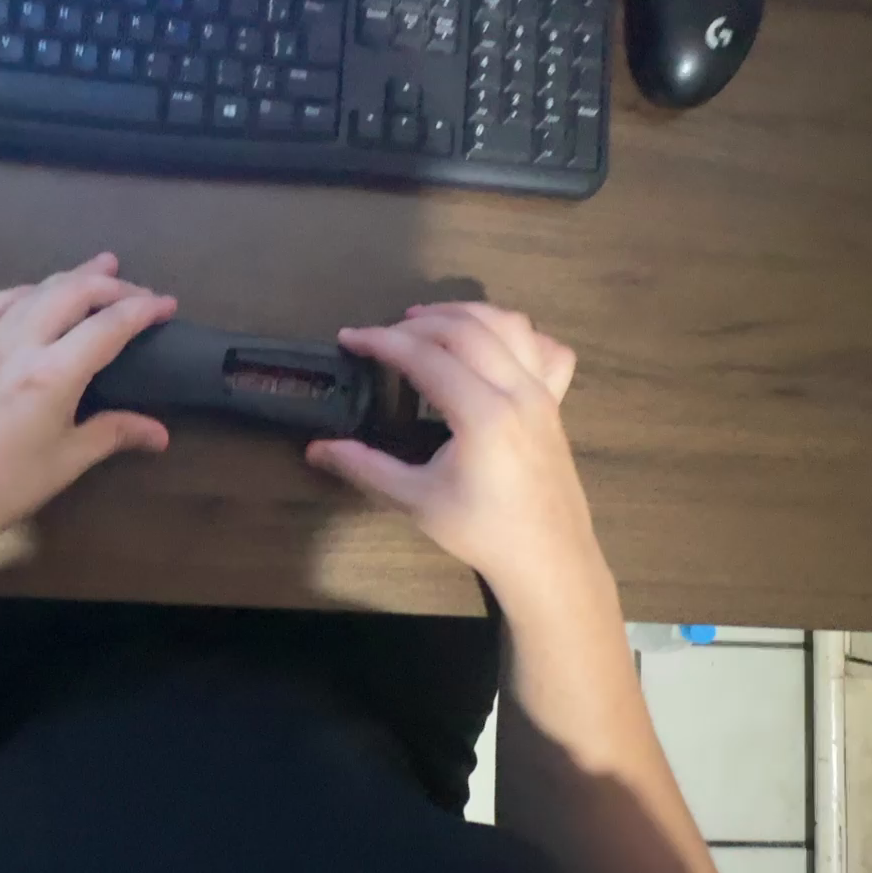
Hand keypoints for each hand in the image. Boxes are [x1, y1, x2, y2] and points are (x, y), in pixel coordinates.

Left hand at [0, 253, 176, 554]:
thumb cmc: (11, 483)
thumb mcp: (70, 460)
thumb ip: (115, 433)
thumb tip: (162, 435)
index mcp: (52, 374)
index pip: (107, 327)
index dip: (141, 310)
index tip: (167, 305)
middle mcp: (20, 346)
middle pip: (71, 293)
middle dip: (111, 286)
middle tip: (140, 291)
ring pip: (36, 292)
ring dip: (72, 277)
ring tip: (101, 267)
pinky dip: (23, 292)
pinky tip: (36, 293)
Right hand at [305, 302, 600, 599]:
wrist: (549, 558)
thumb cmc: (480, 530)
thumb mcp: (414, 500)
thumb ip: (364, 467)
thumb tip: (315, 448)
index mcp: (482, 414)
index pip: (425, 356)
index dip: (382, 341)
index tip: (349, 338)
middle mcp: (517, 391)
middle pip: (465, 328)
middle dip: (416, 322)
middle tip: (380, 335)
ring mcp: (544, 392)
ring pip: (508, 324)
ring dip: (463, 314)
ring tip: (426, 322)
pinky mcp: (556, 401)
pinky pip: (545, 348)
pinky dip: (515, 334)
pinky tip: (490, 345)